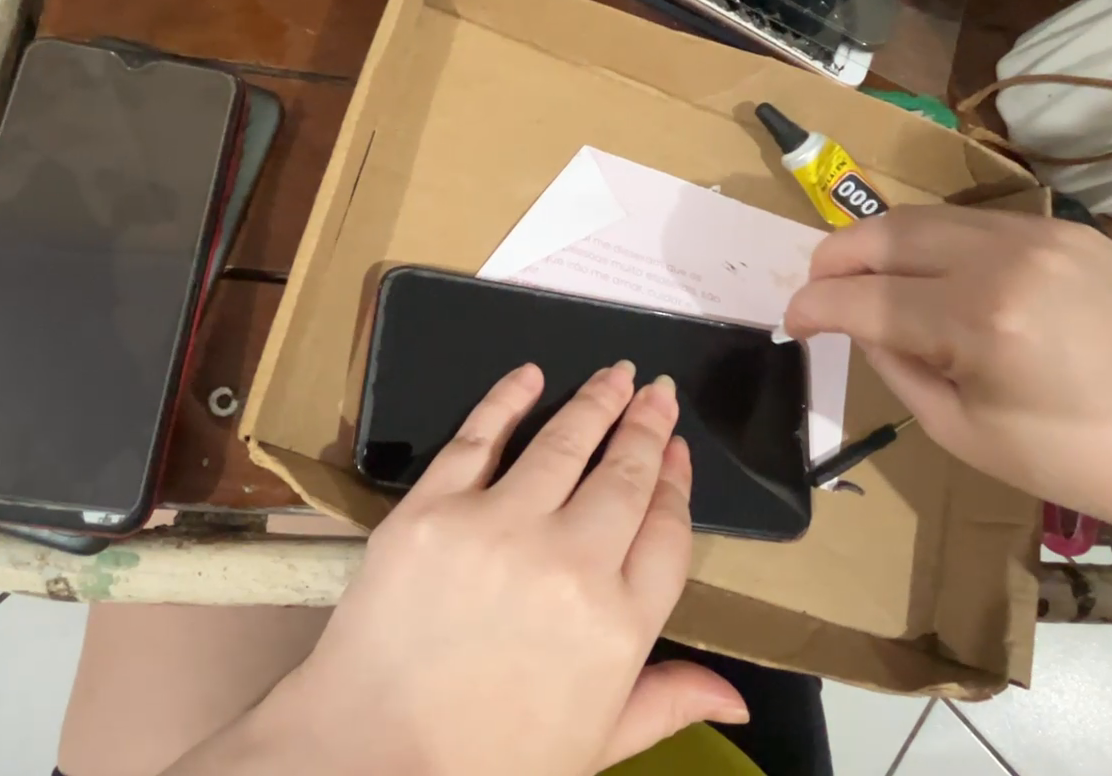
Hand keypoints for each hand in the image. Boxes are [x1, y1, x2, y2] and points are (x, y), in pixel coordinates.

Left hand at [251, 363, 745, 775]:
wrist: (375, 755)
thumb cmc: (491, 759)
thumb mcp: (594, 744)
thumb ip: (664, 703)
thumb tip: (737, 696)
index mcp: (619, 624)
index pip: (665, 531)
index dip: (676, 483)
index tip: (679, 448)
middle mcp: (570, 562)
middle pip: (623, 476)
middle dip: (646, 426)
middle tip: (657, 389)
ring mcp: (498, 526)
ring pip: (562, 444)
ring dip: (594, 402)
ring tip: (614, 375)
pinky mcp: (434, 506)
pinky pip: (479, 436)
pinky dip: (508, 398)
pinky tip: (531, 375)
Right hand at [782, 205, 1111, 543]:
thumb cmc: (1081, 463)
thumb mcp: (960, 431)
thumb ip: (894, 364)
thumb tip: (859, 323)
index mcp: (978, 320)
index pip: (858, 297)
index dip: (809, 308)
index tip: (790, 324)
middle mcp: (1005, 258)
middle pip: (881, 234)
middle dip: (831, 262)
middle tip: (818, 295)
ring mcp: (1044, 235)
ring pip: (921, 218)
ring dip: (877, 246)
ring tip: (867, 283)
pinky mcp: (1072, 233)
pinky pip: (971, 222)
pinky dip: (931, 244)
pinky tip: (934, 279)